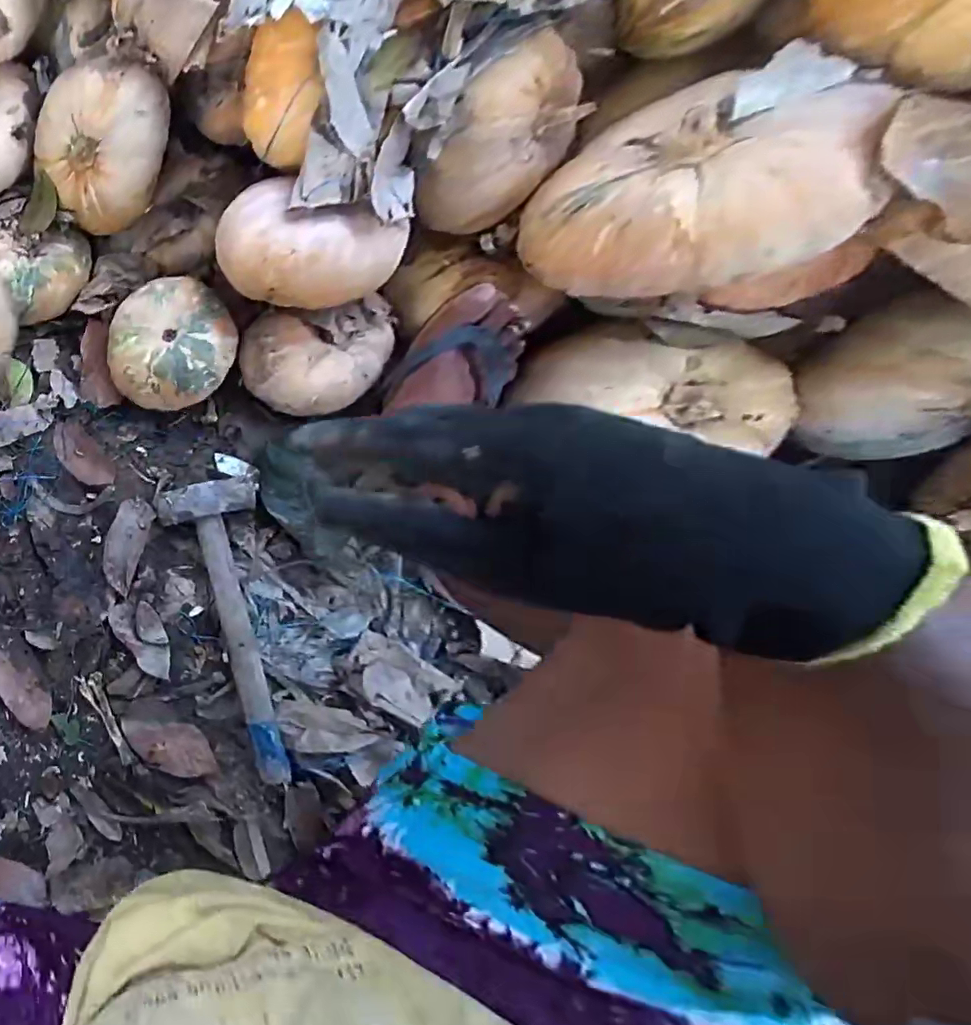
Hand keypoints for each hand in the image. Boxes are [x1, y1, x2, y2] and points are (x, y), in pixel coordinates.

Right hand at [261, 404, 932, 660]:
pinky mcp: (583, 432)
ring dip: (407, 440)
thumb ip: (420, 529)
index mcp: (497, 448)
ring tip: (368, 456)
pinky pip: (492, 431)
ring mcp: (556, 420)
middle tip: (320, 448)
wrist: (765, 549)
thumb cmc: (618, 568)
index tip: (297, 449)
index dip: (343, 448)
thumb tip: (351, 507)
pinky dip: (450, 447)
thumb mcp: (505, 562)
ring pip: (459, 425)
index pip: (396, 443)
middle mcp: (521, 419)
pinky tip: (444, 465)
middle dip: (366, 438)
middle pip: (423, 423)